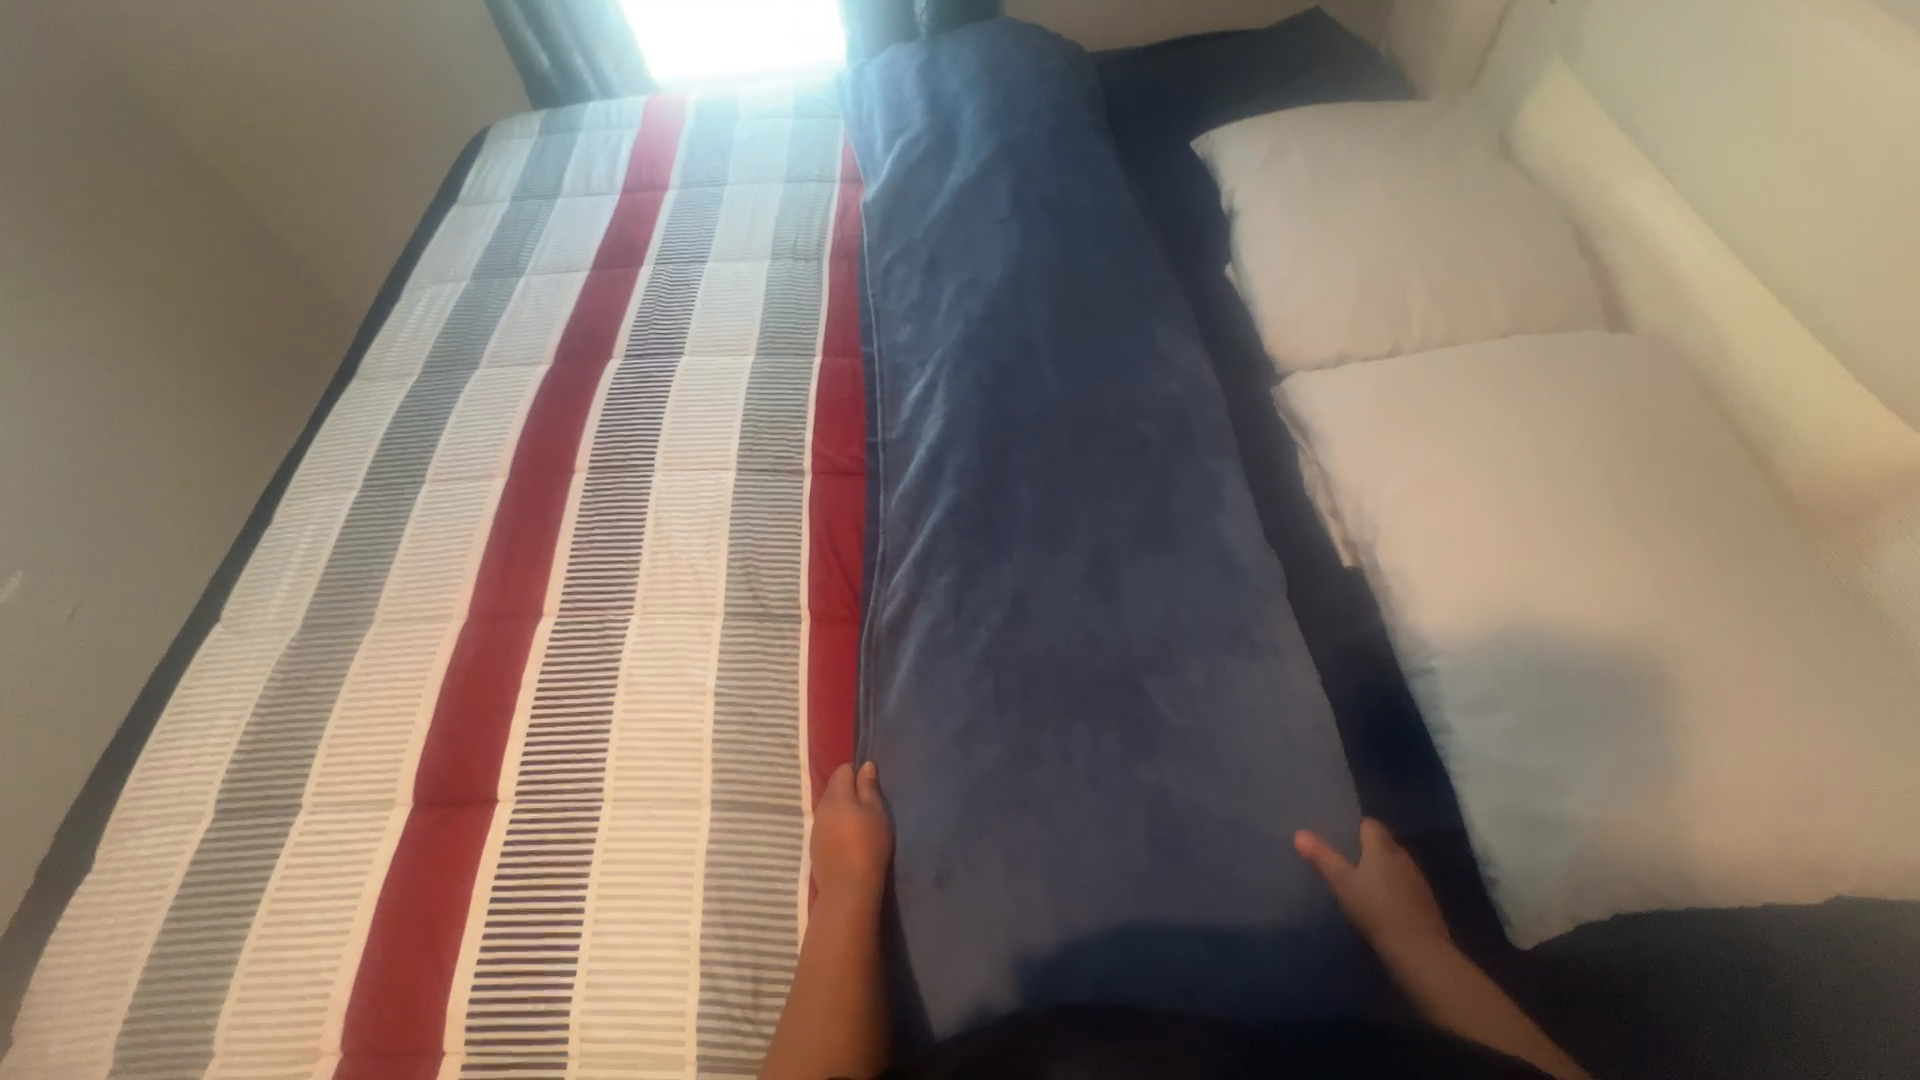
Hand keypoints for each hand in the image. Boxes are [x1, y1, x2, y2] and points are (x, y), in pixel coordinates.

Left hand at [812, 762, 892, 901]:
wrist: (848, 888)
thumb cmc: (868, 845)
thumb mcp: (876, 813)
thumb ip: (868, 788)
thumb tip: (865, 766)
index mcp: (836, 796)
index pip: (842, 771)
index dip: (856, 773)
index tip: (870, 785)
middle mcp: (821, 808)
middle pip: (833, 789)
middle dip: (848, 791)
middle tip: (868, 805)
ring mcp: (815, 829)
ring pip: (829, 809)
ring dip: (842, 810)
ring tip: (859, 824)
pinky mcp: (814, 847)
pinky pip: (825, 827)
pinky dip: (836, 827)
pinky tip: (847, 840)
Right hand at [1295, 818, 1451, 955]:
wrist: (1419, 951)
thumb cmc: (1375, 909)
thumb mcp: (1341, 882)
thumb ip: (1322, 857)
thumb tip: (1299, 833)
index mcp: (1382, 847)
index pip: (1369, 824)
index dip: (1354, 826)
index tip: (1337, 834)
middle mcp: (1402, 857)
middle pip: (1383, 843)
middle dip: (1365, 847)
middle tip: (1342, 857)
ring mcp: (1417, 880)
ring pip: (1394, 864)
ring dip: (1380, 868)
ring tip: (1358, 879)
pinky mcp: (1425, 903)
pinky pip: (1404, 884)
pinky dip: (1391, 887)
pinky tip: (1379, 902)